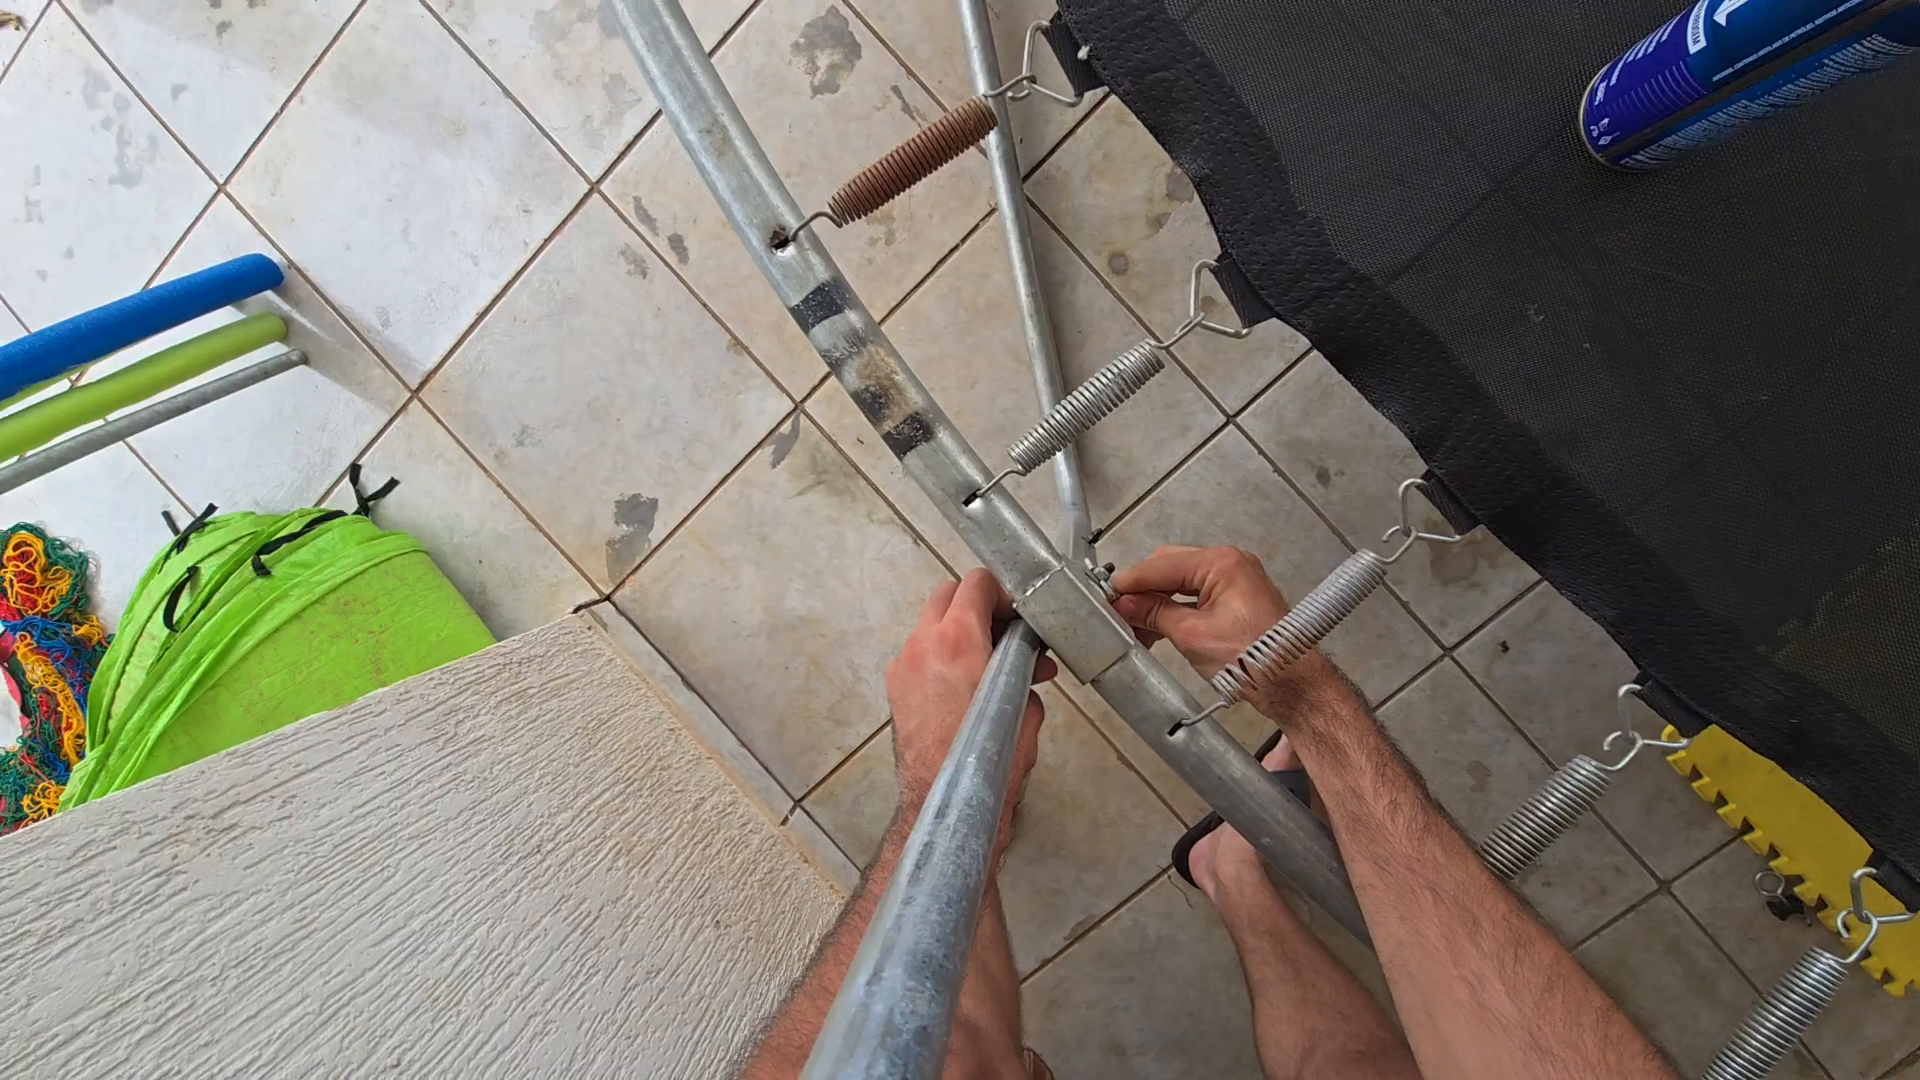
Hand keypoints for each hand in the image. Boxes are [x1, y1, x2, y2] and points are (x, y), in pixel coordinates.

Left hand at [886, 570, 1055, 835]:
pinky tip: (968, 684)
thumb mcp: (1026, 708)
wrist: (945, 802)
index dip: (1003, 593)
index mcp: (958, 640)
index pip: (977, 583)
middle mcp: (923, 644)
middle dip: (979, 606)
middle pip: (949, 595)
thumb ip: (1024, 670)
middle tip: (1007, 632)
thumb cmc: (989, 761)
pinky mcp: (895, 687)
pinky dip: (944, 655)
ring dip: (962, 632)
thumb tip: (1027, 663)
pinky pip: (922, 652)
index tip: (1019, 614)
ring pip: (933, 624)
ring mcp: (903, 665)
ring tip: (993, 664)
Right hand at [1110, 545, 1343, 714]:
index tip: (1107, 594)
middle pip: (1169, 569)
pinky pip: (1193, 596)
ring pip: (1179, 583)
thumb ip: (1154, 613)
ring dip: (1155, 603)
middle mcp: (1229, 564)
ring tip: (1133, 625)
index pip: (1162, 565)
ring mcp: (1233, 581)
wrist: (1293, 687)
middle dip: (1141, 591)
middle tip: (1117, 611)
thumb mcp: (1192, 635)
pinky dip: (1172, 610)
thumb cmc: (1257, 659)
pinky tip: (1154, 628)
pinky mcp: (1234, 600)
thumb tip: (1125, 604)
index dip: (1131, 581)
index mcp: (1221, 563)